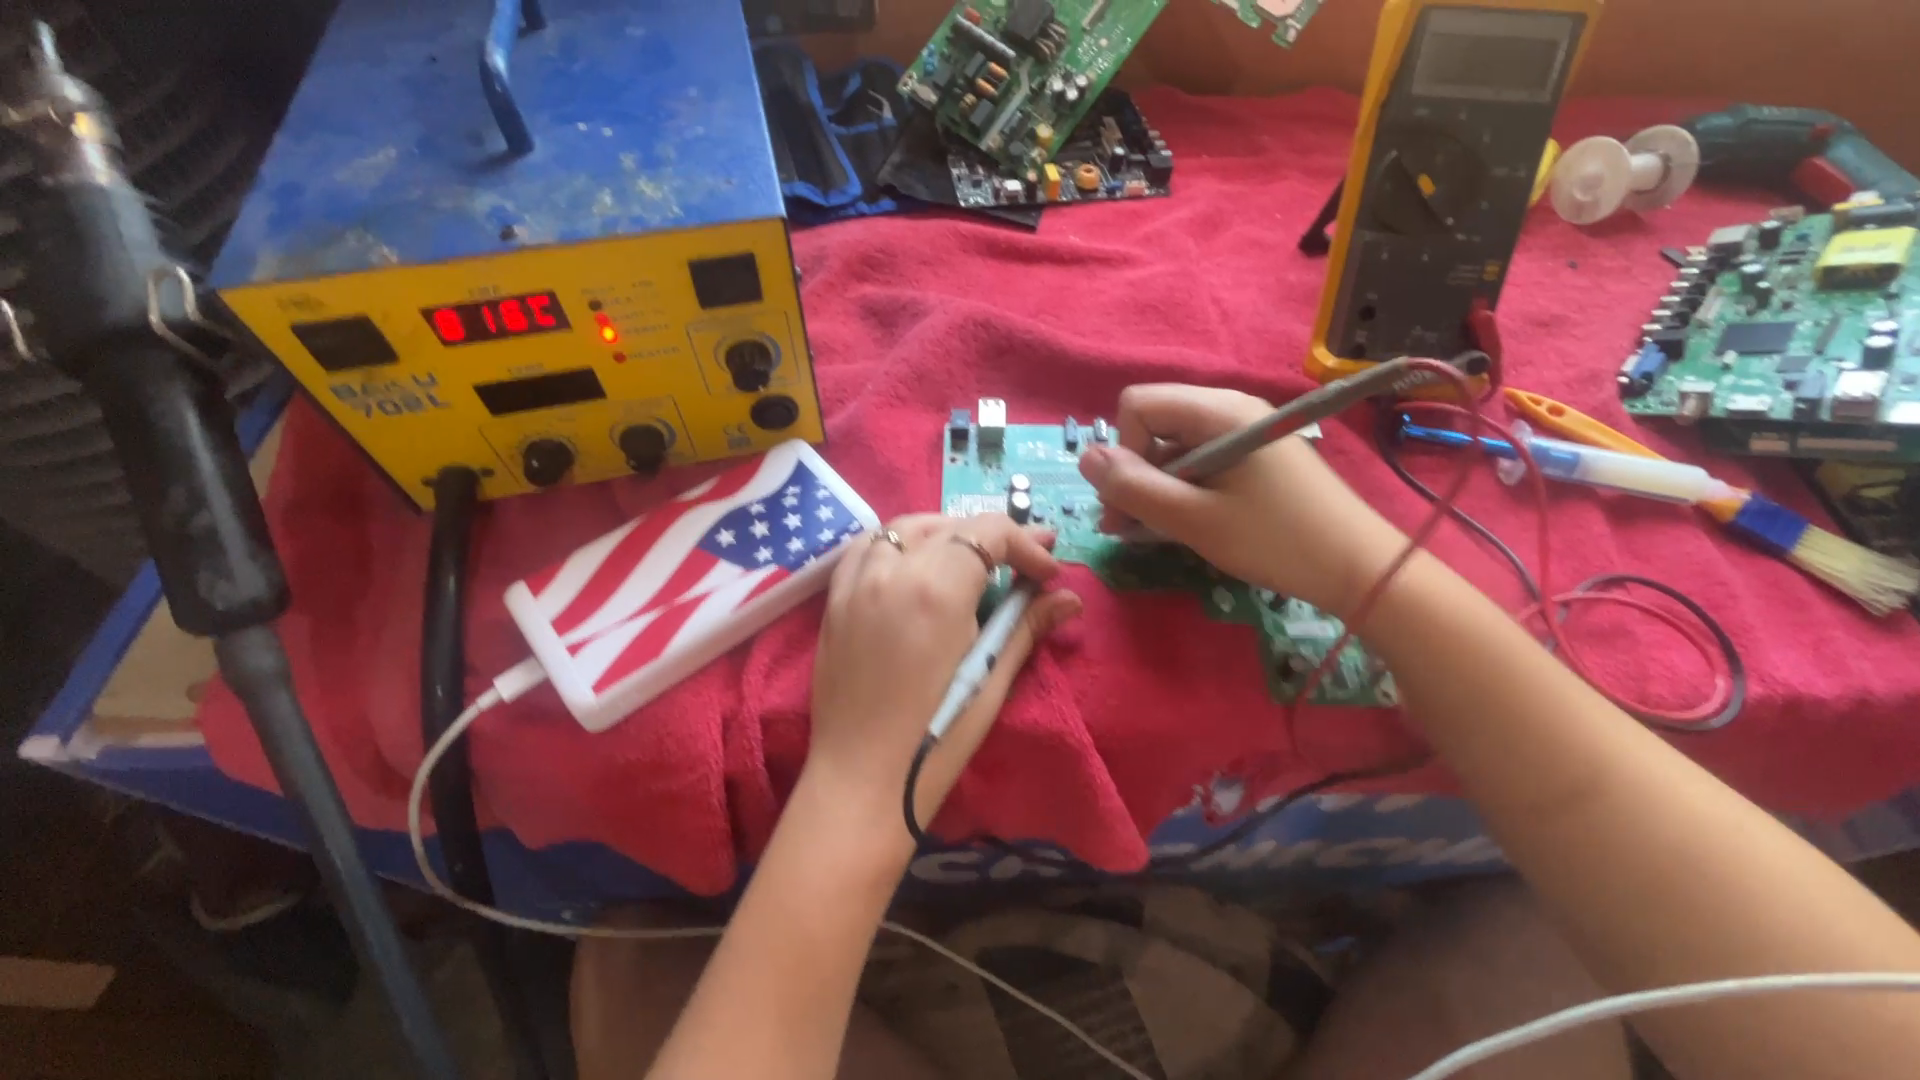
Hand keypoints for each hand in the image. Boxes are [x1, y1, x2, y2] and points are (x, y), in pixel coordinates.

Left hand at [807, 514, 1081, 833]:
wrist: (859, 782)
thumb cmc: (934, 742)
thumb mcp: (989, 683)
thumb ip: (1024, 628)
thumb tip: (1069, 598)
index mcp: (934, 589)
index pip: (987, 534)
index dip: (1026, 544)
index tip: (1049, 574)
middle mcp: (891, 571)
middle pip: (949, 525)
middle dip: (992, 536)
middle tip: (1025, 560)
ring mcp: (856, 584)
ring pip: (903, 528)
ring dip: (944, 532)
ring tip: (971, 557)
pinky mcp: (834, 602)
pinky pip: (865, 550)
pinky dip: (897, 544)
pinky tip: (914, 566)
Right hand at [1078, 384, 1407, 618]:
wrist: (1358, 568)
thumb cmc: (1275, 540)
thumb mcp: (1195, 520)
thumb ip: (1136, 488)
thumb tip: (1085, 457)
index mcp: (1218, 411)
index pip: (1138, 405)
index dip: (1124, 450)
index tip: (1134, 498)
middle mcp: (1229, 410)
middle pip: (1154, 424)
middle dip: (1133, 472)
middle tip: (1127, 527)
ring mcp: (1243, 434)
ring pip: (1174, 447)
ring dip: (1154, 487)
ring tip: (1149, 533)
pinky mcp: (1254, 459)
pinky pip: (1200, 463)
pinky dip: (1181, 492)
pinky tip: (1180, 526)